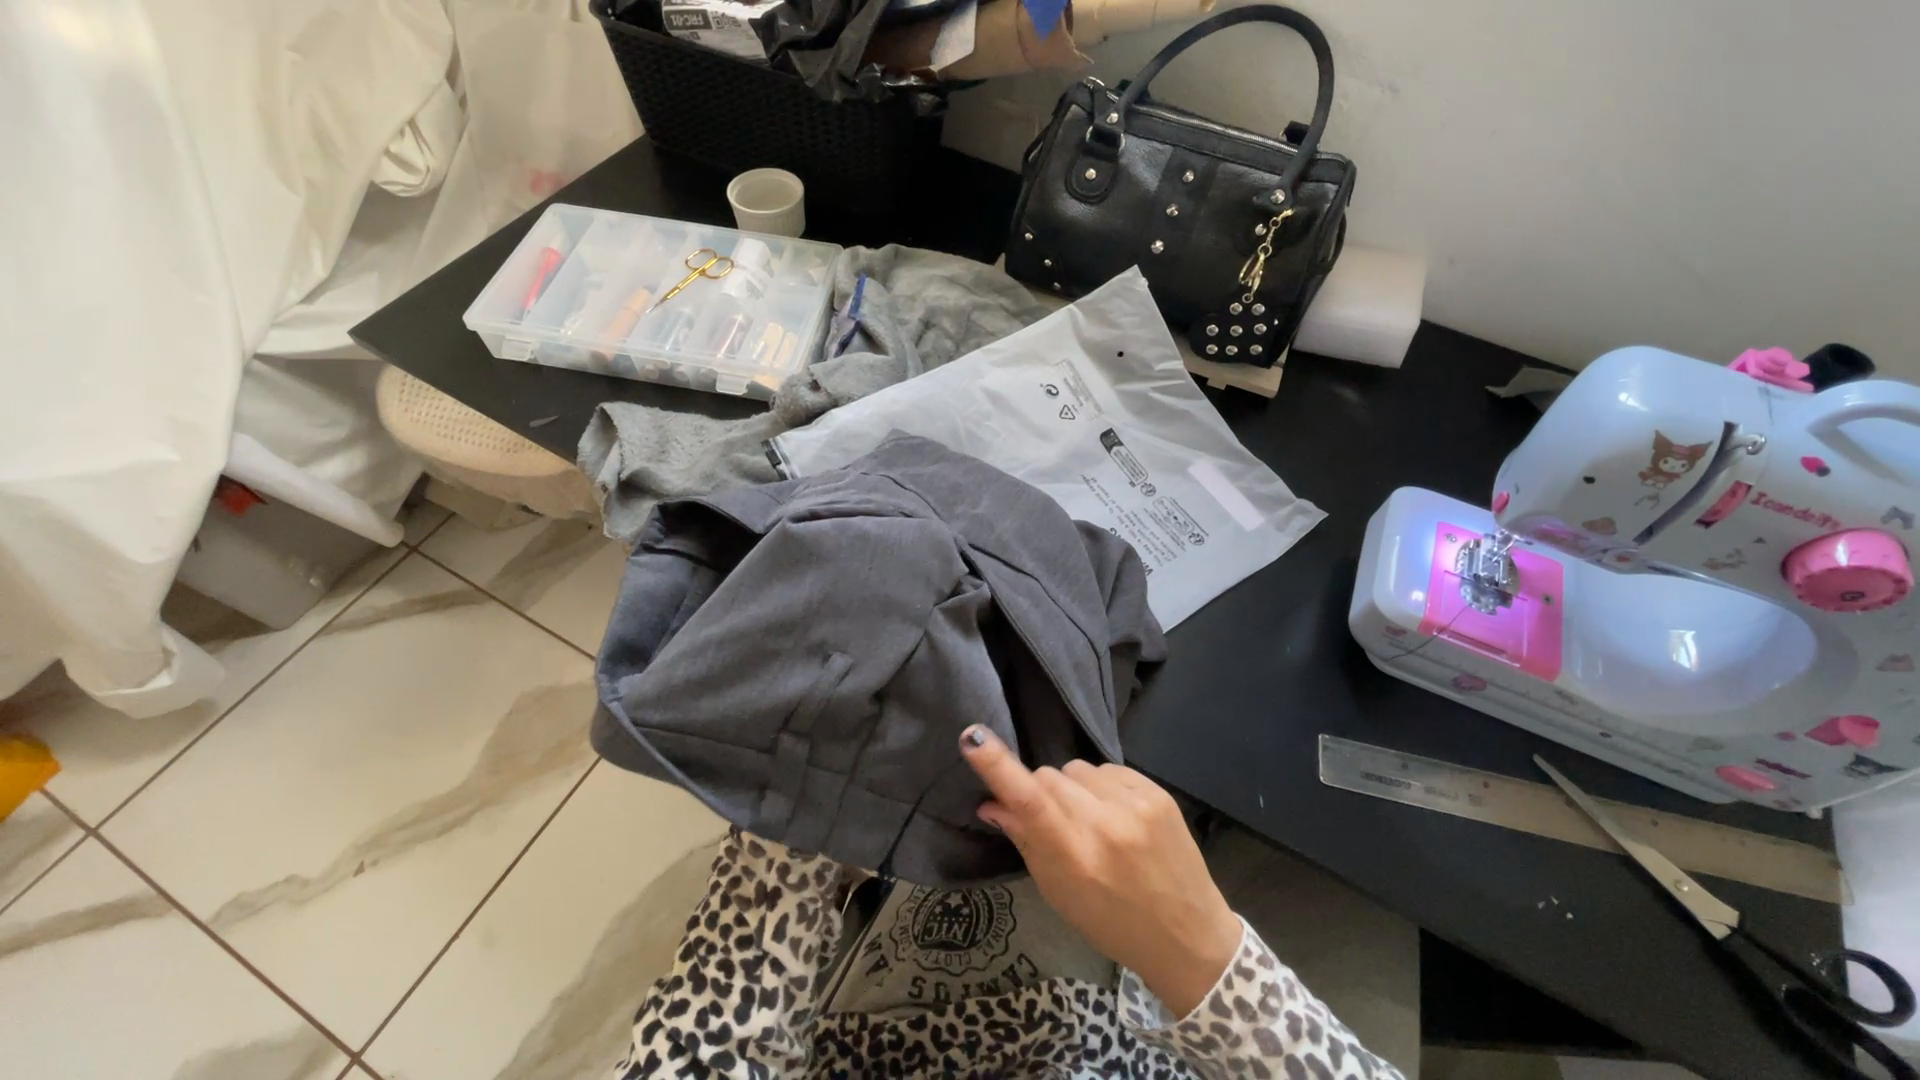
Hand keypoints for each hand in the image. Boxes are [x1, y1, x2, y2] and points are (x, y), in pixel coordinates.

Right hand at [959, 724, 1242, 1016]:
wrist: (1187, 936)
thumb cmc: (1111, 923)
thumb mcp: (1059, 893)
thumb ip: (1026, 841)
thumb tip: (990, 802)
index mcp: (1074, 858)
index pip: (1029, 801)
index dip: (998, 766)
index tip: (973, 737)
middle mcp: (1105, 824)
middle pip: (1048, 776)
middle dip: (1041, 792)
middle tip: (1055, 822)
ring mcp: (1136, 805)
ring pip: (1076, 768)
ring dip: (1073, 788)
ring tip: (1092, 821)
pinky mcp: (1158, 793)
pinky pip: (1108, 768)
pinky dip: (1102, 786)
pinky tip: (1115, 814)